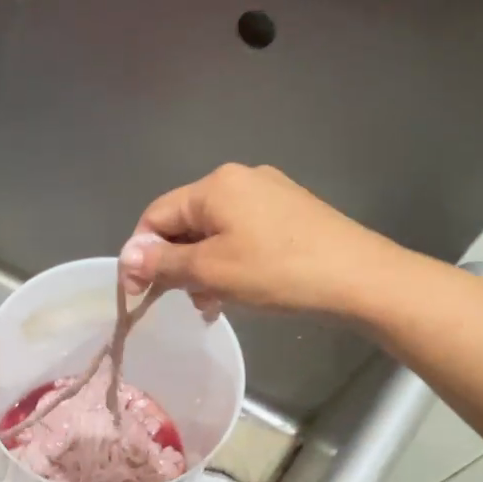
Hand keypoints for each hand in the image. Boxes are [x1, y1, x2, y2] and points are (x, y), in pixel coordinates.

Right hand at [118, 163, 409, 318]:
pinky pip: (237, 235)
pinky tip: (236, 290)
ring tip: (212, 302)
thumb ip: (161, 263)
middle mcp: (239, 179)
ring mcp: (266, 193)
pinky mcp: (287, 212)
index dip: (140, 256)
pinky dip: (226, 263)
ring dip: (200, 270)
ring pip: (209, 233)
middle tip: (182, 301)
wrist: (357, 278)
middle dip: (173, 265)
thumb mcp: (208, 271)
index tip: (140, 295)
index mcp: (215, 185)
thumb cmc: (275, 271)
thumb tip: (125, 259)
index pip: (154, 217)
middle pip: (182, 223)